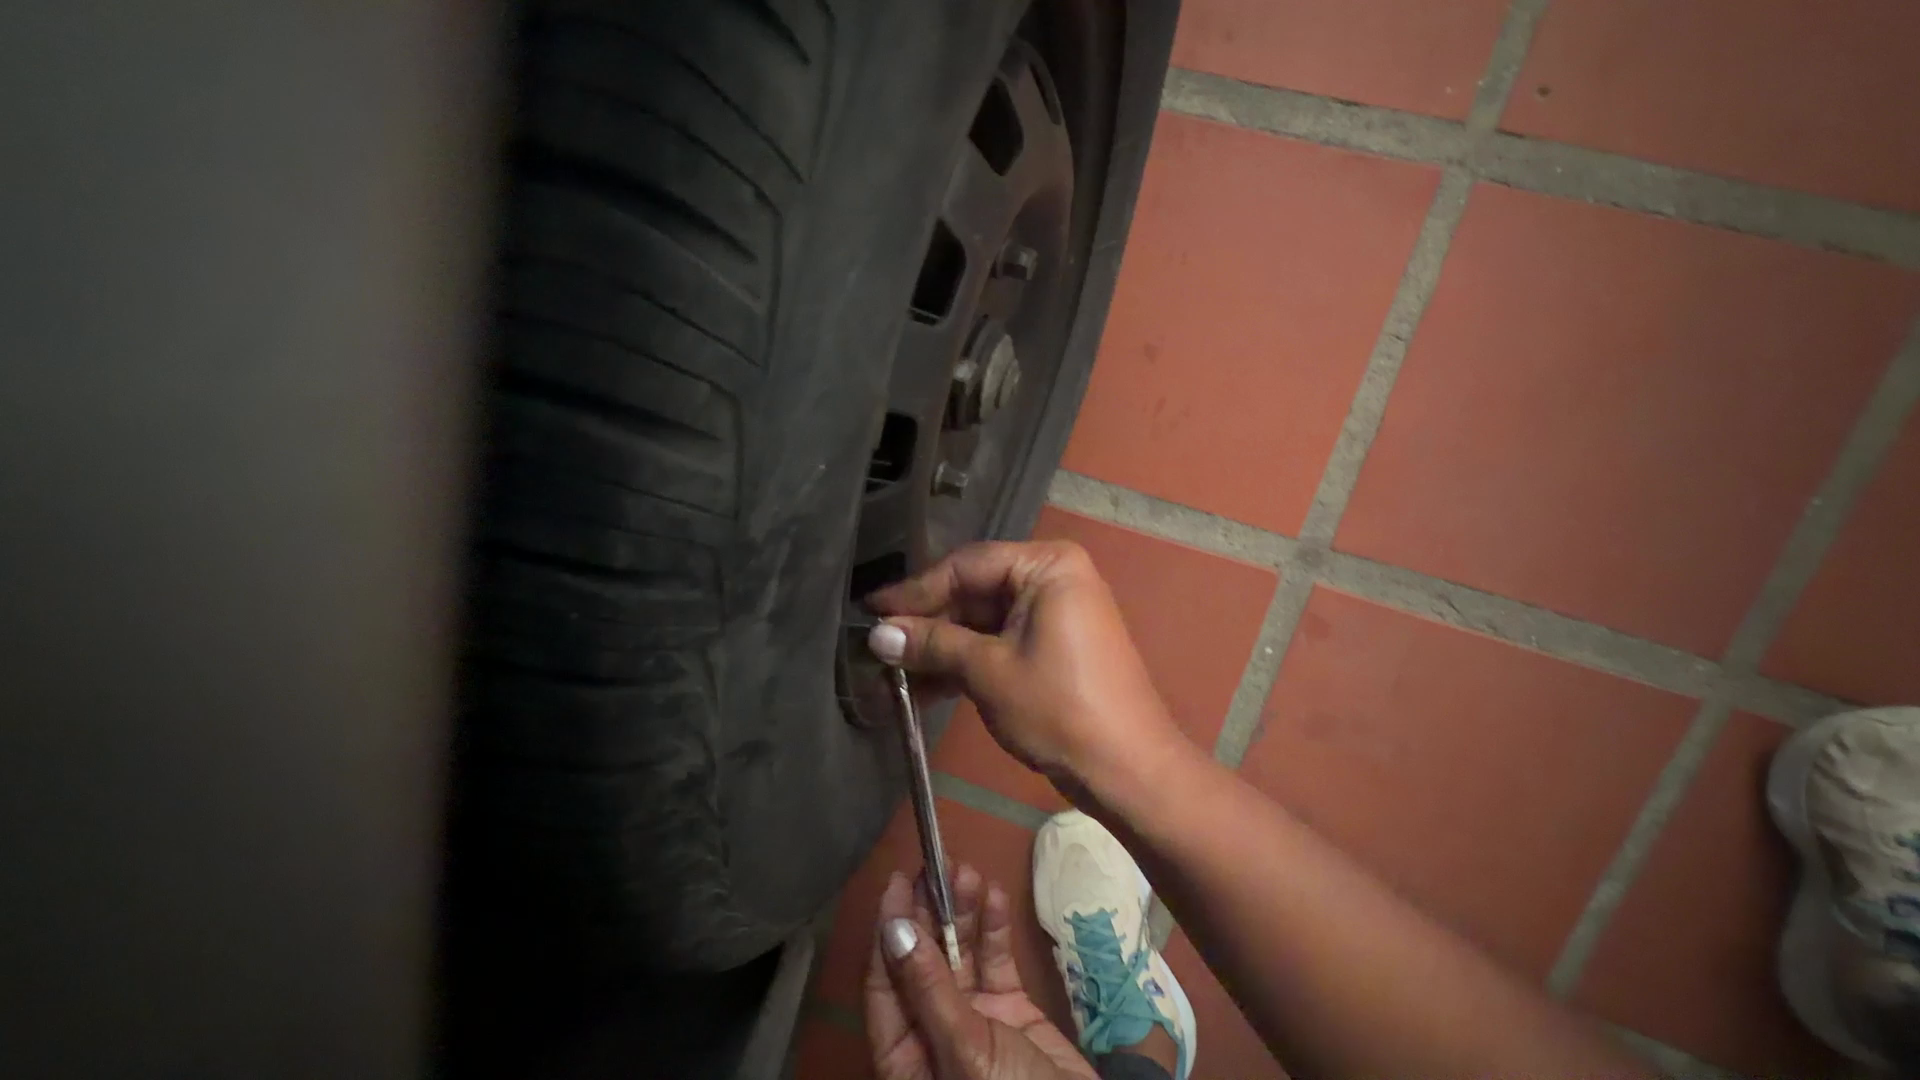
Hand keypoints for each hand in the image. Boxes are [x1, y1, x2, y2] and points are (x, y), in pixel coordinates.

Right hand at [865, 541, 1186, 795]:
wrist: (1127, 769)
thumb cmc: (1059, 708)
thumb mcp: (988, 672)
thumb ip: (932, 645)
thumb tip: (876, 635)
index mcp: (1047, 566)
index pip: (966, 566)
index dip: (915, 591)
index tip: (871, 612)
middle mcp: (1052, 578)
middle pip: (972, 592)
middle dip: (926, 626)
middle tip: (877, 649)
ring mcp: (1053, 614)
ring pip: (981, 622)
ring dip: (940, 650)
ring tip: (891, 677)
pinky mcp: (1050, 648)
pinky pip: (998, 643)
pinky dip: (965, 664)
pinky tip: (924, 689)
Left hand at [866, 864, 1094, 1079]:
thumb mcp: (964, 1050)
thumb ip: (930, 989)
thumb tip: (895, 930)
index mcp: (905, 1054)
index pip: (885, 981)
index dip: (889, 929)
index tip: (897, 881)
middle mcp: (933, 1031)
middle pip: (922, 959)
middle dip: (928, 911)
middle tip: (937, 865)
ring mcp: (973, 1018)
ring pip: (960, 954)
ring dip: (962, 912)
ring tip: (967, 872)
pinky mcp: (1010, 1009)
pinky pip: (996, 961)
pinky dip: (995, 929)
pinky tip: (995, 896)